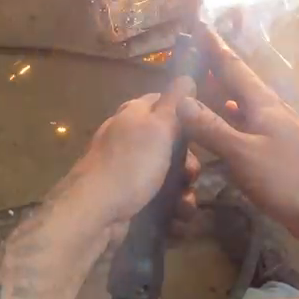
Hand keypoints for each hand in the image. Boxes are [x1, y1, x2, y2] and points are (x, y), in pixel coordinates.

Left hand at [68, 76, 199, 228]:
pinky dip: (169, 212)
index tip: (203, 130)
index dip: (184, 114)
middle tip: (191, 177)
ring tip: (185, 209)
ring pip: (165, 177)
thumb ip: (174, 102)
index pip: (163, 102)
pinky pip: (156, 203)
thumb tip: (186, 75)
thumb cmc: (131, 163)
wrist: (95, 212)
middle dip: (188, 164)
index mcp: (134, 115)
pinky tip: (176, 223)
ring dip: (182, 194)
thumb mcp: (158, 126)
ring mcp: (126, 171)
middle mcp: (128, 139)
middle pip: (169, 145)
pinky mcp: (126, 200)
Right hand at [177, 32, 298, 246]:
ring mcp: (274, 130)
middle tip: (189, 52)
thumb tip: (181, 99)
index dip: (214, 45)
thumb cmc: (288, 180)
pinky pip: (244, 124)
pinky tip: (219, 125)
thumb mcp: (244, 154)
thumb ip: (212, 128)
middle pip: (237, 81)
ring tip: (197, 84)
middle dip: (214, 64)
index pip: (233, 65)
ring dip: (220, 91)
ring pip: (240, 103)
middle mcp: (269, 109)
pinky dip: (227, 118)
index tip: (198, 24)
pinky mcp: (276, 150)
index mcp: (262, 103)